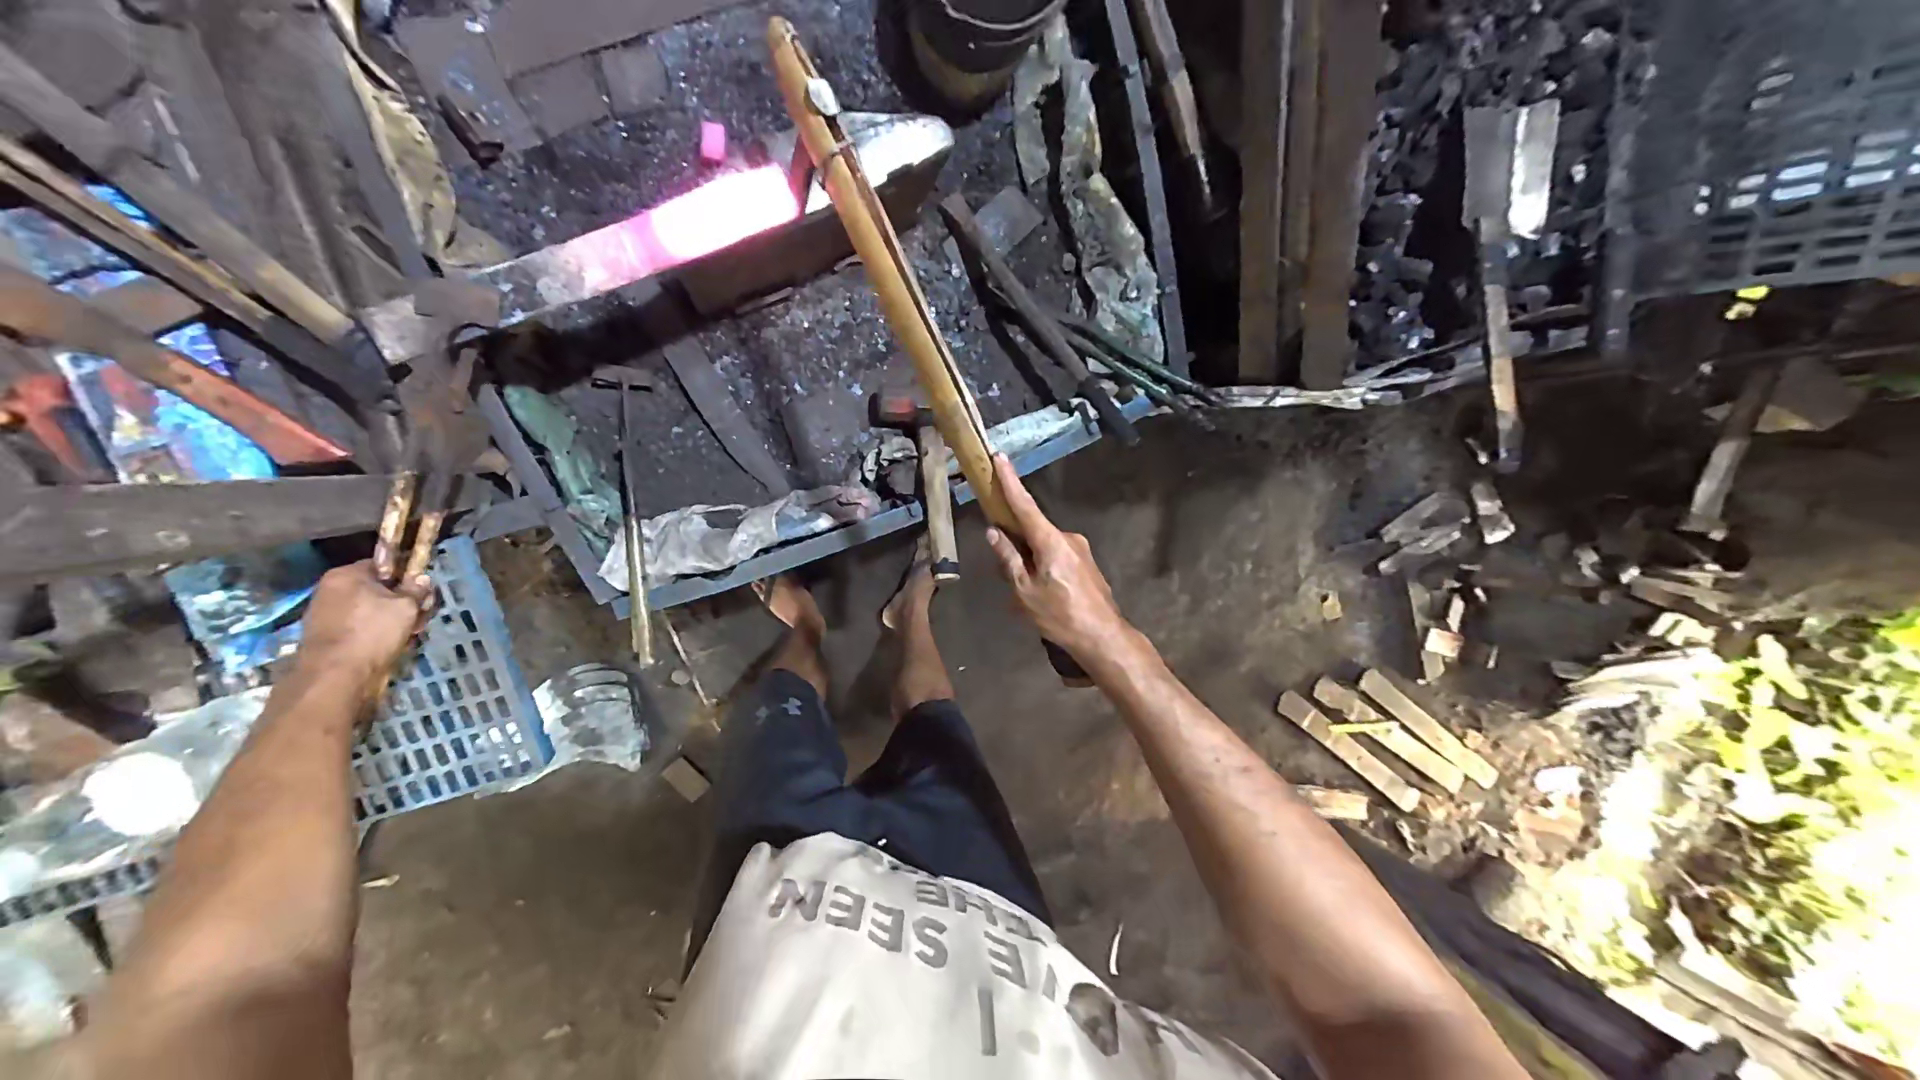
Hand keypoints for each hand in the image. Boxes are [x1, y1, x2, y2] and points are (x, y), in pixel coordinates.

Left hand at [296, 561, 433, 682]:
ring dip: (392, 618)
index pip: (385, 565)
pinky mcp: (325, 634)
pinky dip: (375, 631)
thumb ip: (416, 589)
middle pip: (377, 589)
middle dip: (403, 601)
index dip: (408, 577)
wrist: (335, 674)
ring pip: (370, 609)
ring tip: (409, 634)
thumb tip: (421, 578)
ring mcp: (324, 613)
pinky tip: (390, 643)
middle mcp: (330, 589)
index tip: (423, 593)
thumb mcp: (407, 607)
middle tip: (420, 616)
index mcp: (346, 575)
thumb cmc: (373, 632)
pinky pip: (359, 625)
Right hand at [982, 455, 1132, 658]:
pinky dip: (1042, 568)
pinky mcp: (1086, 563)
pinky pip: (1056, 557)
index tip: (1000, 458)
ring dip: (1029, 561)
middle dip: (1015, 543)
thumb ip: (1008, 560)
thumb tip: (994, 533)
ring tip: (1024, 594)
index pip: (1025, 505)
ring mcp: (1080, 549)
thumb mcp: (1026, 591)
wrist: (1103, 637)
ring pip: (1044, 546)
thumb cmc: (1060, 615)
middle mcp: (1068, 537)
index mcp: (1051, 541)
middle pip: (1032, 530)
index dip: (1010, 481)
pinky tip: (1042, 595)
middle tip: (1004, 568)